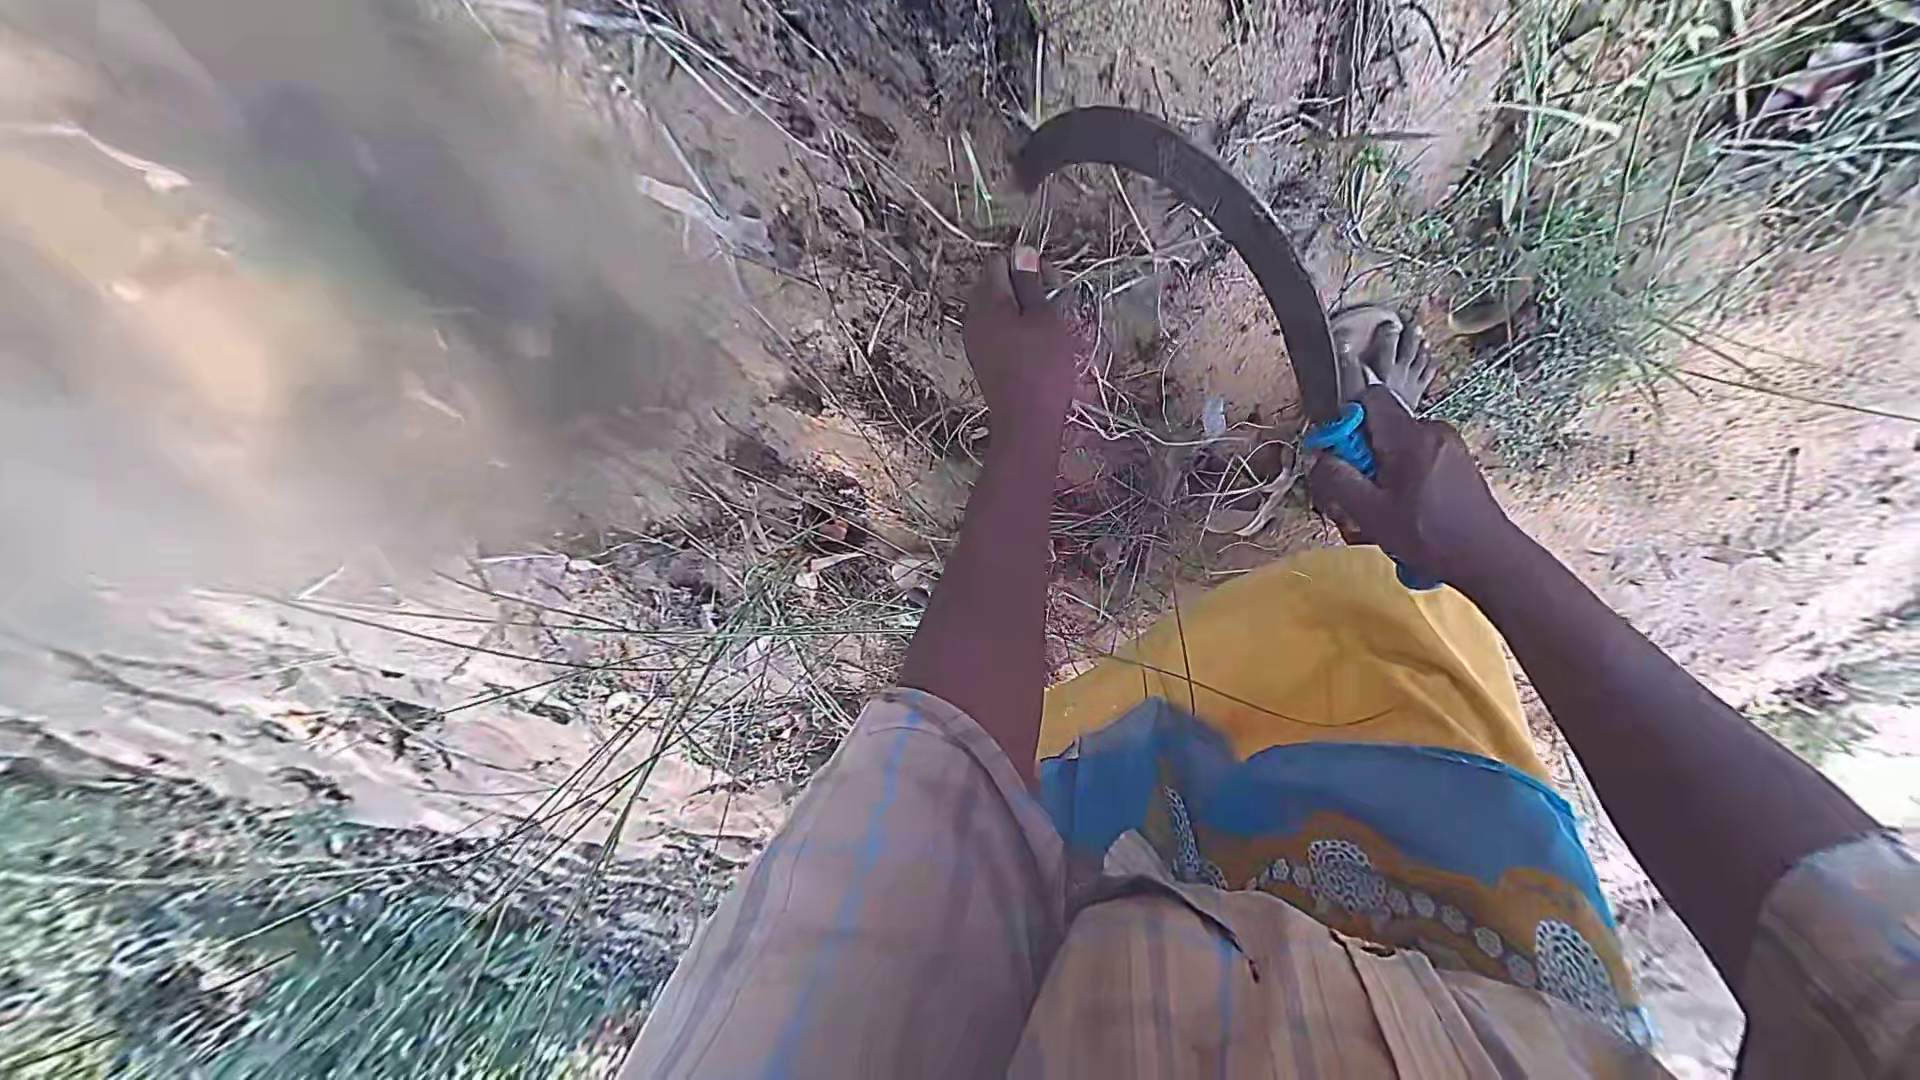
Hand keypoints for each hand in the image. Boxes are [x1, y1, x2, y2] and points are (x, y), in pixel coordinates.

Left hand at [962, 246, 1081, 439]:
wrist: (1025, 421)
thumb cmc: (1042, 368)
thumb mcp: (1045, 318)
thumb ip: (1032, 283)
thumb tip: (1023, 252)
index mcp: (986, 301)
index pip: (1000, 262)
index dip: (1026, 266)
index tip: (1049, 284)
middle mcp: (973, 317)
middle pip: (995, 286)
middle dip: (1023, 289)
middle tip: (1052, 307)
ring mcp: (974, 340)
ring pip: (997, 311)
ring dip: (1021, 312)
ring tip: (1047, 330)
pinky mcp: (981, 360)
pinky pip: (996, 332)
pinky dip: (1014, 332)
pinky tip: (1034, 348)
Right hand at [1307, 385, 1518, 588]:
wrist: (1487, 558)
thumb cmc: (1426, 535)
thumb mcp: (1367, 509)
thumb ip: (1335, 478)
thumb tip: (1316, 457)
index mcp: (1410, 436)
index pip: (1369, 398)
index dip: (1343, 422)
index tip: (1335, 456)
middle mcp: (1431, 431)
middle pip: (1376, 429)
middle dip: (1354, 459)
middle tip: (1348, 497)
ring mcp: (1446, 445)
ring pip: (1390, 448)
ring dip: (1371, 475)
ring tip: (1372, 511)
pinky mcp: (1452, 462)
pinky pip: (1409, 459)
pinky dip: (1393, 480)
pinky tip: (1394, 511)